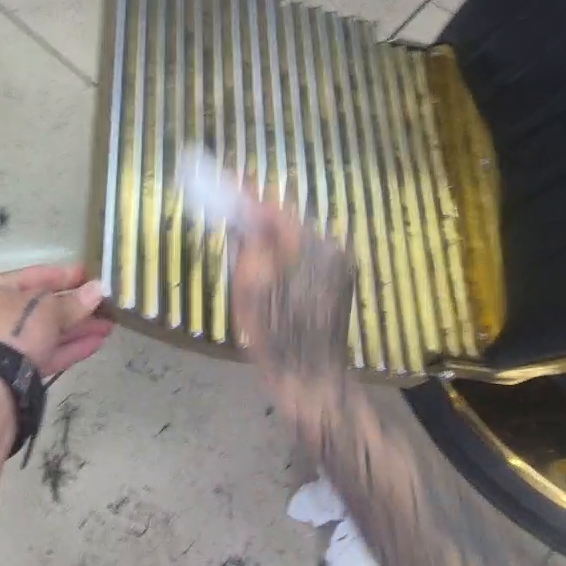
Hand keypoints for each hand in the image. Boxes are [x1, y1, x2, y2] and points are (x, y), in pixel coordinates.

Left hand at [0, 263, 112, 376]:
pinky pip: (44, 354)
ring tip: (108, 326)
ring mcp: (1, 346)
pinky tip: (96, 343)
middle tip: (105, 305)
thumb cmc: (12, 330)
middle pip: (39, 307)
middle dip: (74, 306)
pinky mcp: (12, 373)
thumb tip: (99, 289)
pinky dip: (69, 348)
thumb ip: (73, 301)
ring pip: (45, 333)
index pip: (32, 276)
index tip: (90, 275)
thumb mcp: (46, 308)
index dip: (63, 275)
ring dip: (77, 329)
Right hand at [230, 198, 356, 383]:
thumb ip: (251, 240)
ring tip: (248, 251)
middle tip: (233, 222)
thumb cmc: (275, 334)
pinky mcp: (339, 284)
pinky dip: (287, 261)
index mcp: (310, 244)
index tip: (226, 187)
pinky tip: (271, 277)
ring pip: (297, 243)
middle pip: (288, 224)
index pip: (274, 209)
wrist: (310, 378)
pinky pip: (306, 261)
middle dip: (260, 223)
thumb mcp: (250, 284)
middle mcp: (331, 248)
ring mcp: (339, 267)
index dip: (247, 199)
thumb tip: (246, 209)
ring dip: (273, 243)